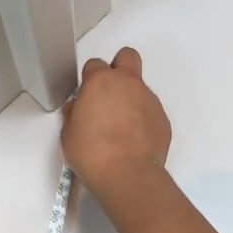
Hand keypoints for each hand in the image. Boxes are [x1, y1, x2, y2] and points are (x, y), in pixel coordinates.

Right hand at [61, 48, 171, 202]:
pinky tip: (135, 142)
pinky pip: (151, 112)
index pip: (94, 65)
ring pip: (140, 88)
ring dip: (131, 100)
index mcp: (101, 82)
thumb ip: (74, 115)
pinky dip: (143, 120)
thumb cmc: (91, 153)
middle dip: (119, 68)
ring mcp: (150, 100)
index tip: (87, 99)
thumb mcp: (69, 135)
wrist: (128, 176)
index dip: (89, 81)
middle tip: (110, 94)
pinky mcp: (163, 119)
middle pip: (127, 56)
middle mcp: (128, 83)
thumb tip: (78, 108)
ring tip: (123, 129)